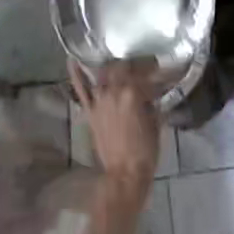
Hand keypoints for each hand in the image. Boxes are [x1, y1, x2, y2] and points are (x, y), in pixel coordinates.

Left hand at [69, 57, 160, 195]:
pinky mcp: (90, 111)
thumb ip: (152, 101)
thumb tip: (153, 90)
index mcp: (133, 93)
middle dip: (134, 64)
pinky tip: (72, 61)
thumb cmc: (146, 149)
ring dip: (112, 67)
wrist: (125, 172)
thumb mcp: (156, 121)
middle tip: (143, 66)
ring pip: (103, 74)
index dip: (154, 68)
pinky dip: (76, 75)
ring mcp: (99, 101)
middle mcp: (113, 91)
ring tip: (120, 65)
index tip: (161, 67)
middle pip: (122, 67)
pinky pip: (81, 90)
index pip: (144, 71)